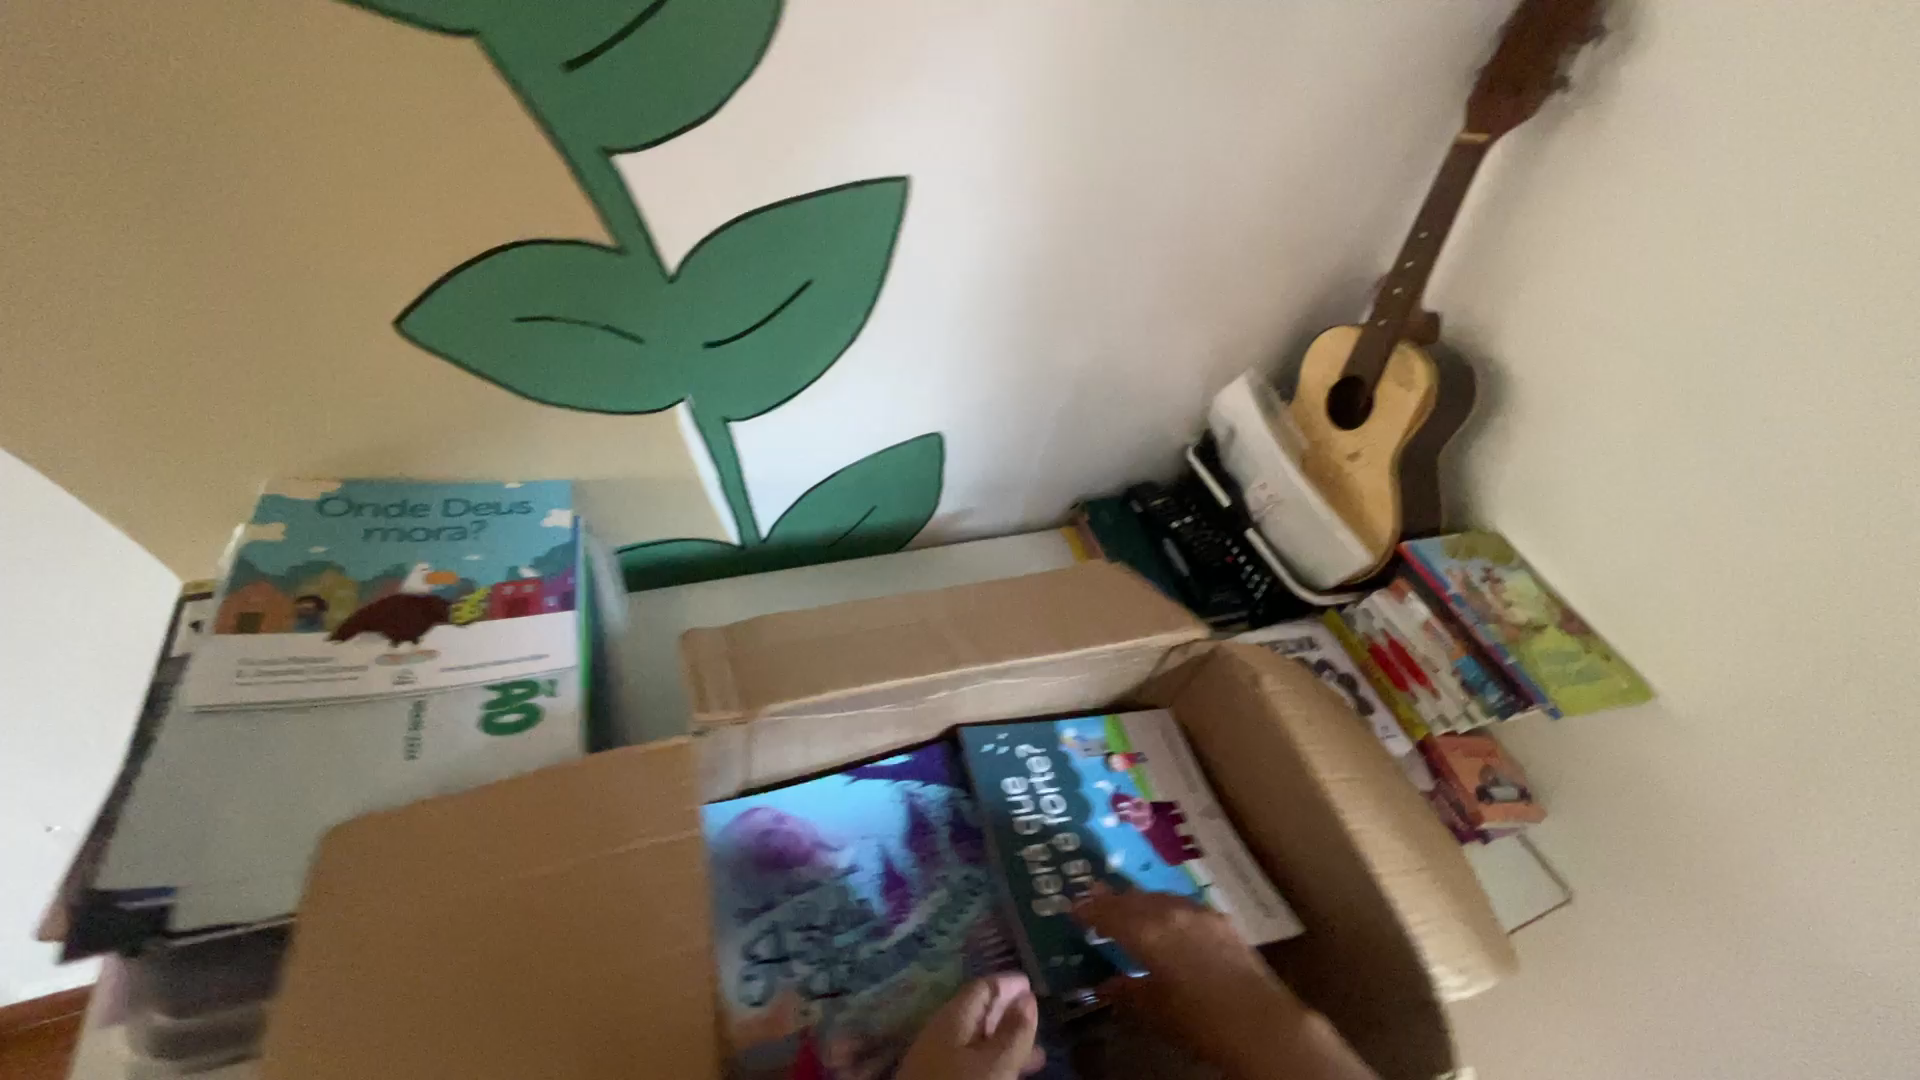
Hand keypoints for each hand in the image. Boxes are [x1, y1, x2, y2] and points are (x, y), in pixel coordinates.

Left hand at [896, 973, 1044, 1079]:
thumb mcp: (994, 1067)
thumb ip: (1013, 1033)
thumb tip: (1027, 998)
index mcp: (952, 1019)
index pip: (981, 988)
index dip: (1007, 984)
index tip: (1031, 984)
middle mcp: (940, 1034)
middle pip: (977, 1014)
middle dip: (1008, 1015)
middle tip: (1037, 1018)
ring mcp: (935, 1063)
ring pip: (975, 1044)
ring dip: (1005, 1045)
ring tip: (1038, 1056)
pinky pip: (969, 1067)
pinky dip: (993, 1066)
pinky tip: (1007, 1077)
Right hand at [1074, 890, 1376, 1079]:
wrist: (1262, 1023)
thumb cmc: (1200, 1020)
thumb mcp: (1155, 1010)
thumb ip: (1126, 991)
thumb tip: (1104, 984)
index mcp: (1146, 930)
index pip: (1108, 911)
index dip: (1088, 909)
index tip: (1072, 908)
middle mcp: (1169, 911)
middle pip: (1132, 898)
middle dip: (1110, 899)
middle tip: (1092, 900)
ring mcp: (1198, 912)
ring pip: (1158, 896)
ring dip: (1138, 900)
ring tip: (1126, 907)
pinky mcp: (1221, 920)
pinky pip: (1182, 904)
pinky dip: (1165, 907)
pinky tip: (1166, 918)